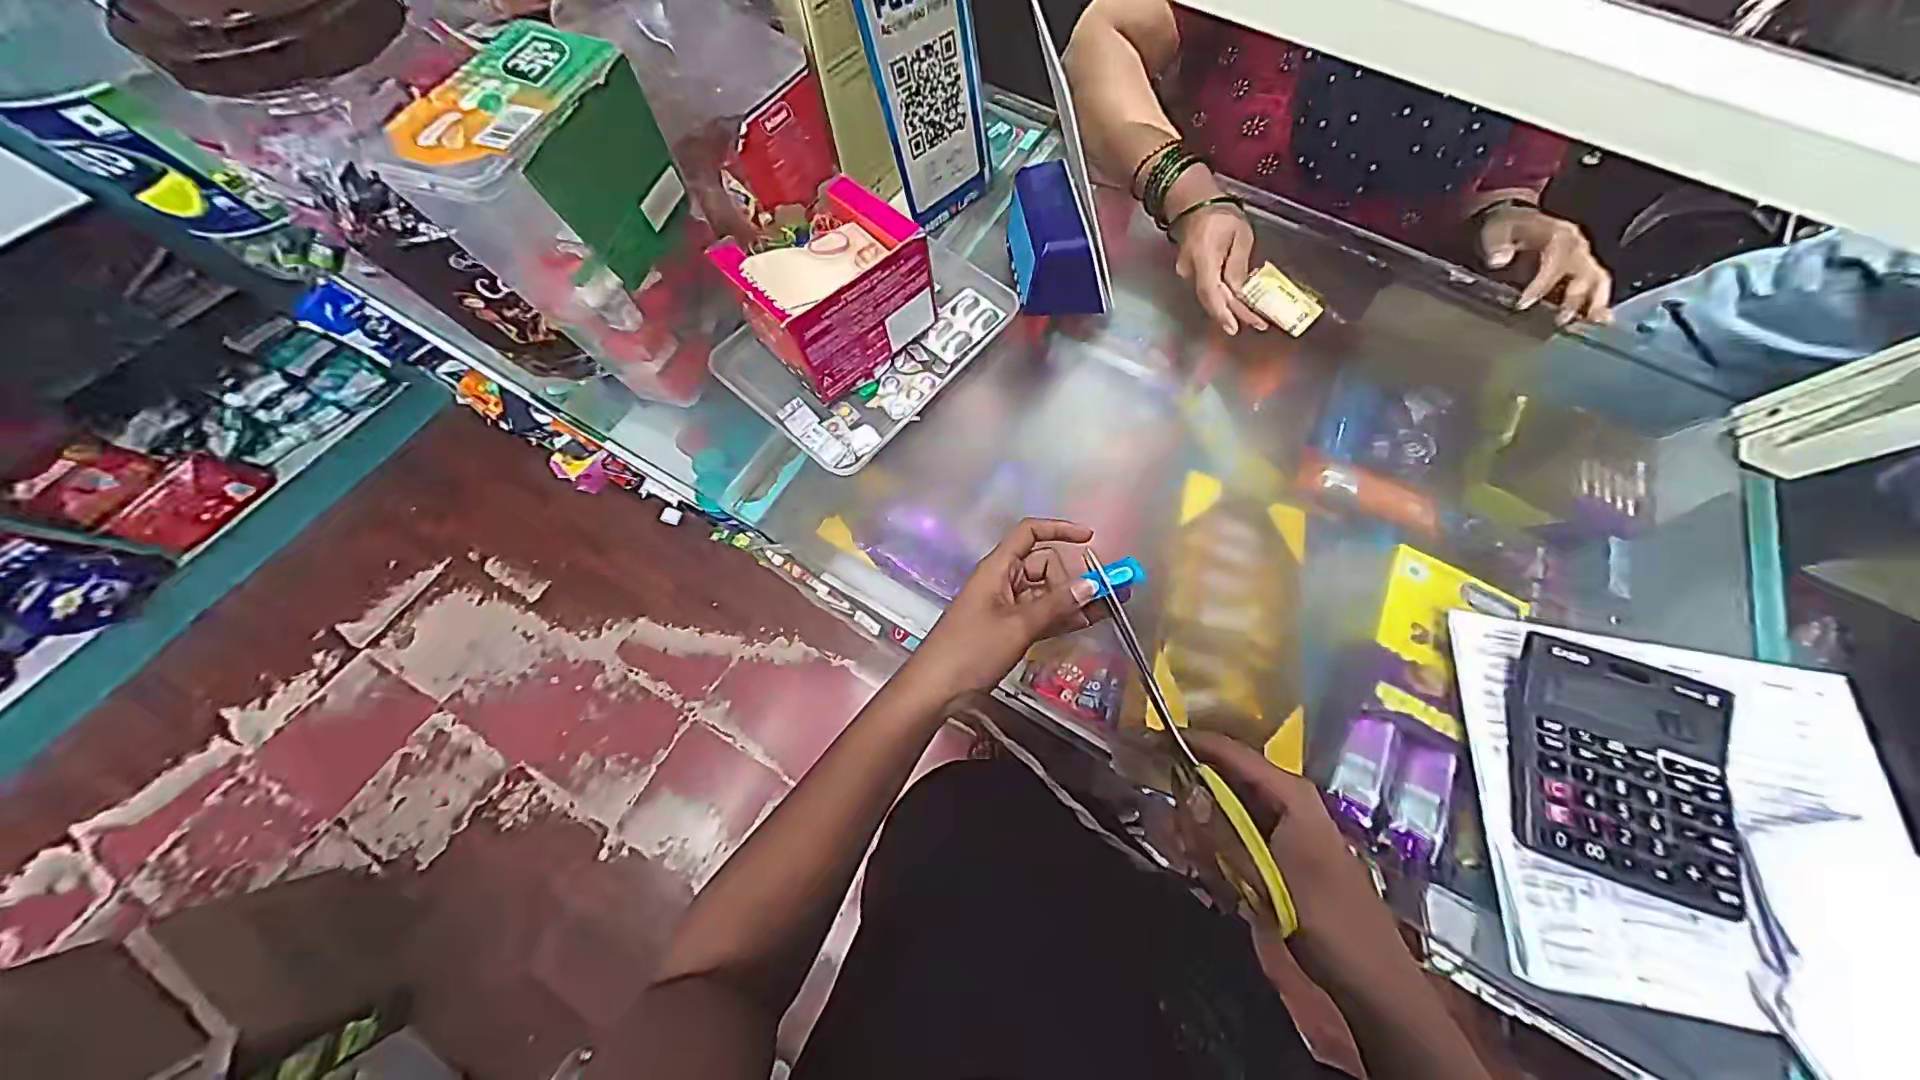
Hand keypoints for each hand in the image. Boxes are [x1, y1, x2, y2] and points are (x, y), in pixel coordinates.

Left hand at [906, 518, 1103, 696]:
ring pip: (1046, 592)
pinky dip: (1063, 616)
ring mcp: (1007, 605)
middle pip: (1044, 564)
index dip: (1059, 530)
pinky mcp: (1010, 628)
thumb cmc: (971, 650)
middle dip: (1072, 576)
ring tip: (1111, 604)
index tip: (1089, 538)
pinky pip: (1042, 614)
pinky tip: (1090, 620)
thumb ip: (1056, 604)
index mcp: (997, 568)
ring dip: (1074, 598)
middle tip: (1102, 594)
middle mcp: (1003, 580)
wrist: (936, 688)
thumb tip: (1092, 584)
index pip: (1029, 533)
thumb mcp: (1017, 625)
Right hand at [1168, 176, 1267, 335]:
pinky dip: (1224, 298)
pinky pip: (1209, 289)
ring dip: (1231, 308)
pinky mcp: (1191, 274)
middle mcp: (1191, 270)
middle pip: (1212, 299)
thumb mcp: (1239, 235)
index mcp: (1204, 257)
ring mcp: (1188, 274)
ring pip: (1211, 296)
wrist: (1193, 204)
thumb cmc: (1220, 214)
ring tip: (1253, 317)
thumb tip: (1241, 291)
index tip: (1234, 327)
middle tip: (1257, 324)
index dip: (1222, 312)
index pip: (1211, 291)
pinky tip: (1239, 304)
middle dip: (1235, 314)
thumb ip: (1239, 265)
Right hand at [1185, 730, 1420, 995]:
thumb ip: (1223, 834)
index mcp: (1290, 793)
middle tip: (1165, 819)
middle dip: (1190, 794)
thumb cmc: (1326, 921)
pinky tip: (1209, 871)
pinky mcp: (1276, 849)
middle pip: (1224, 777)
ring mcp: (1282, 824)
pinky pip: (1234, 831)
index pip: (1230, 752)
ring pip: (1225, 805)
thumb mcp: (1268, 878)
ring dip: (1200, 827)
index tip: (1151, 741)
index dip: (1190, 743)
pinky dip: (1214, 845)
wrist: (1371, 979)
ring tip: (1186, 853)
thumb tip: (1186, 792)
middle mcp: (1285, 799)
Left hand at [1478, 205, 1612, 325]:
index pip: (1556, 262)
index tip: (1523, 304)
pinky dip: (1597, 302)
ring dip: (1596, 302)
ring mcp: (1582, 258)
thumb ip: (1497, 244)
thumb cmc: (1505, 228)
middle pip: (1586, 272)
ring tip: (1591, 324)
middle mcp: (1577, 247)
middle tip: (1560, 320)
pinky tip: (1597, 321)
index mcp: (1559, 236)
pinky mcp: (1581, 270)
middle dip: (1575, 297)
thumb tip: (1498, 260)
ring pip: (1598, 280)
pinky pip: (1596, 285)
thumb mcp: (1496, 231)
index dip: (1541, 284)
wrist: (1514, 222)